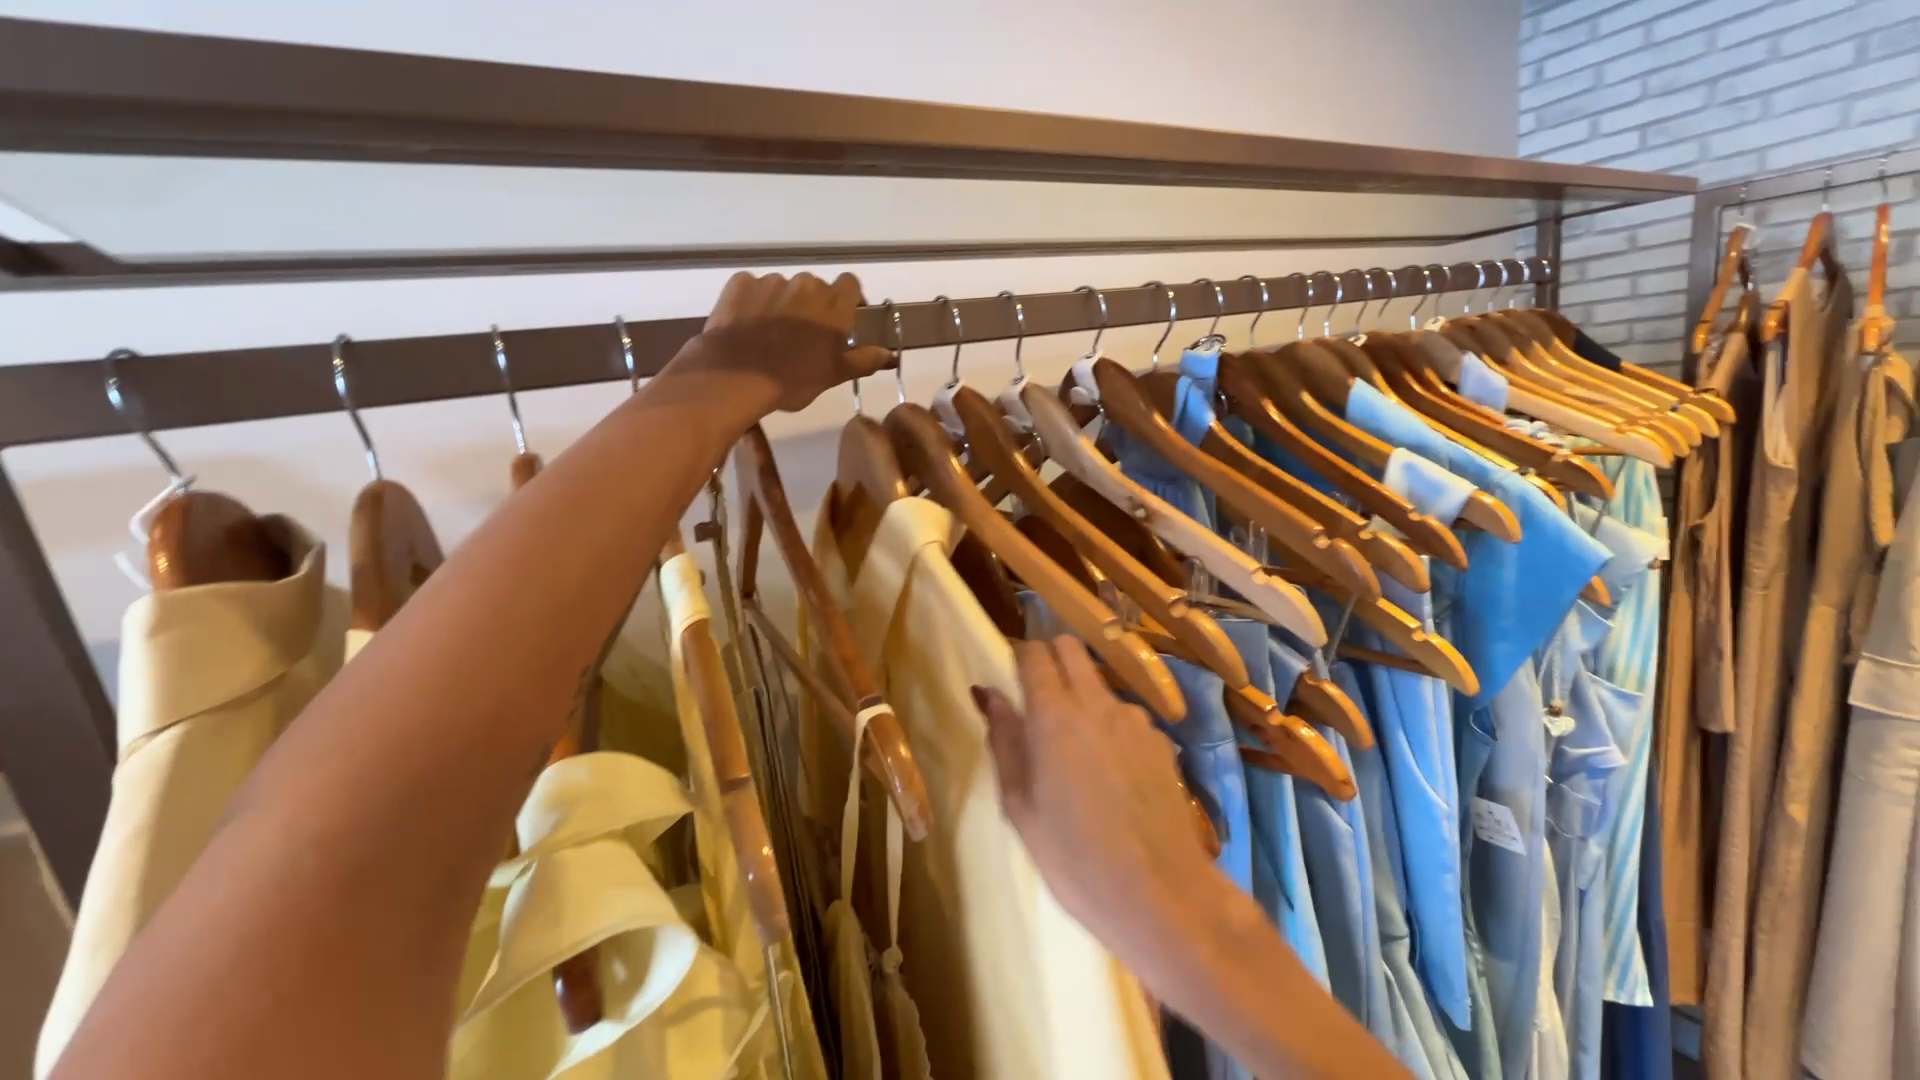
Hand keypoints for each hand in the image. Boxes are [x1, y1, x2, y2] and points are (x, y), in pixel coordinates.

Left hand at [674, 271, 892, 413]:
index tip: (843, 318)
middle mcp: (806, 286)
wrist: (735, 376)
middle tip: (804, 335)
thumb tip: (890, 355)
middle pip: (816, 287)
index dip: (848, 298)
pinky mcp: (741, 283)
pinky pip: (753, 288)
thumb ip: (863, 361)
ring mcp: (772, 282)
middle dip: (813, 305)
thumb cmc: (792, 380)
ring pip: (784, 287)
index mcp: (833, 306)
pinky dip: (753, 302)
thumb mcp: (833, 376)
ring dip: (783, 304)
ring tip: (771, 333)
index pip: (850, 284)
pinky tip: (747, 325)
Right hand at [972, 637, 1220, 955]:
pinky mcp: (1163, 743)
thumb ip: (1005, 742)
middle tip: (1038, 701)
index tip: (1011, 679)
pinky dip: (1112, 728)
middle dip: (1052, 659)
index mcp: (1054, 715)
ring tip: (1077, 751)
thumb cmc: (1074, 858)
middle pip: (1072, 649)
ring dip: (1084, 697)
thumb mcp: (1021, 807)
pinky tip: (1113, 775)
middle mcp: (1098, 704)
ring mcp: (1136, 721)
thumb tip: (990, 696)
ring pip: (1101, 684)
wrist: (1161, 895)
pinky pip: (1128, 717)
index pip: (1035, 653)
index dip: (1020, 658)